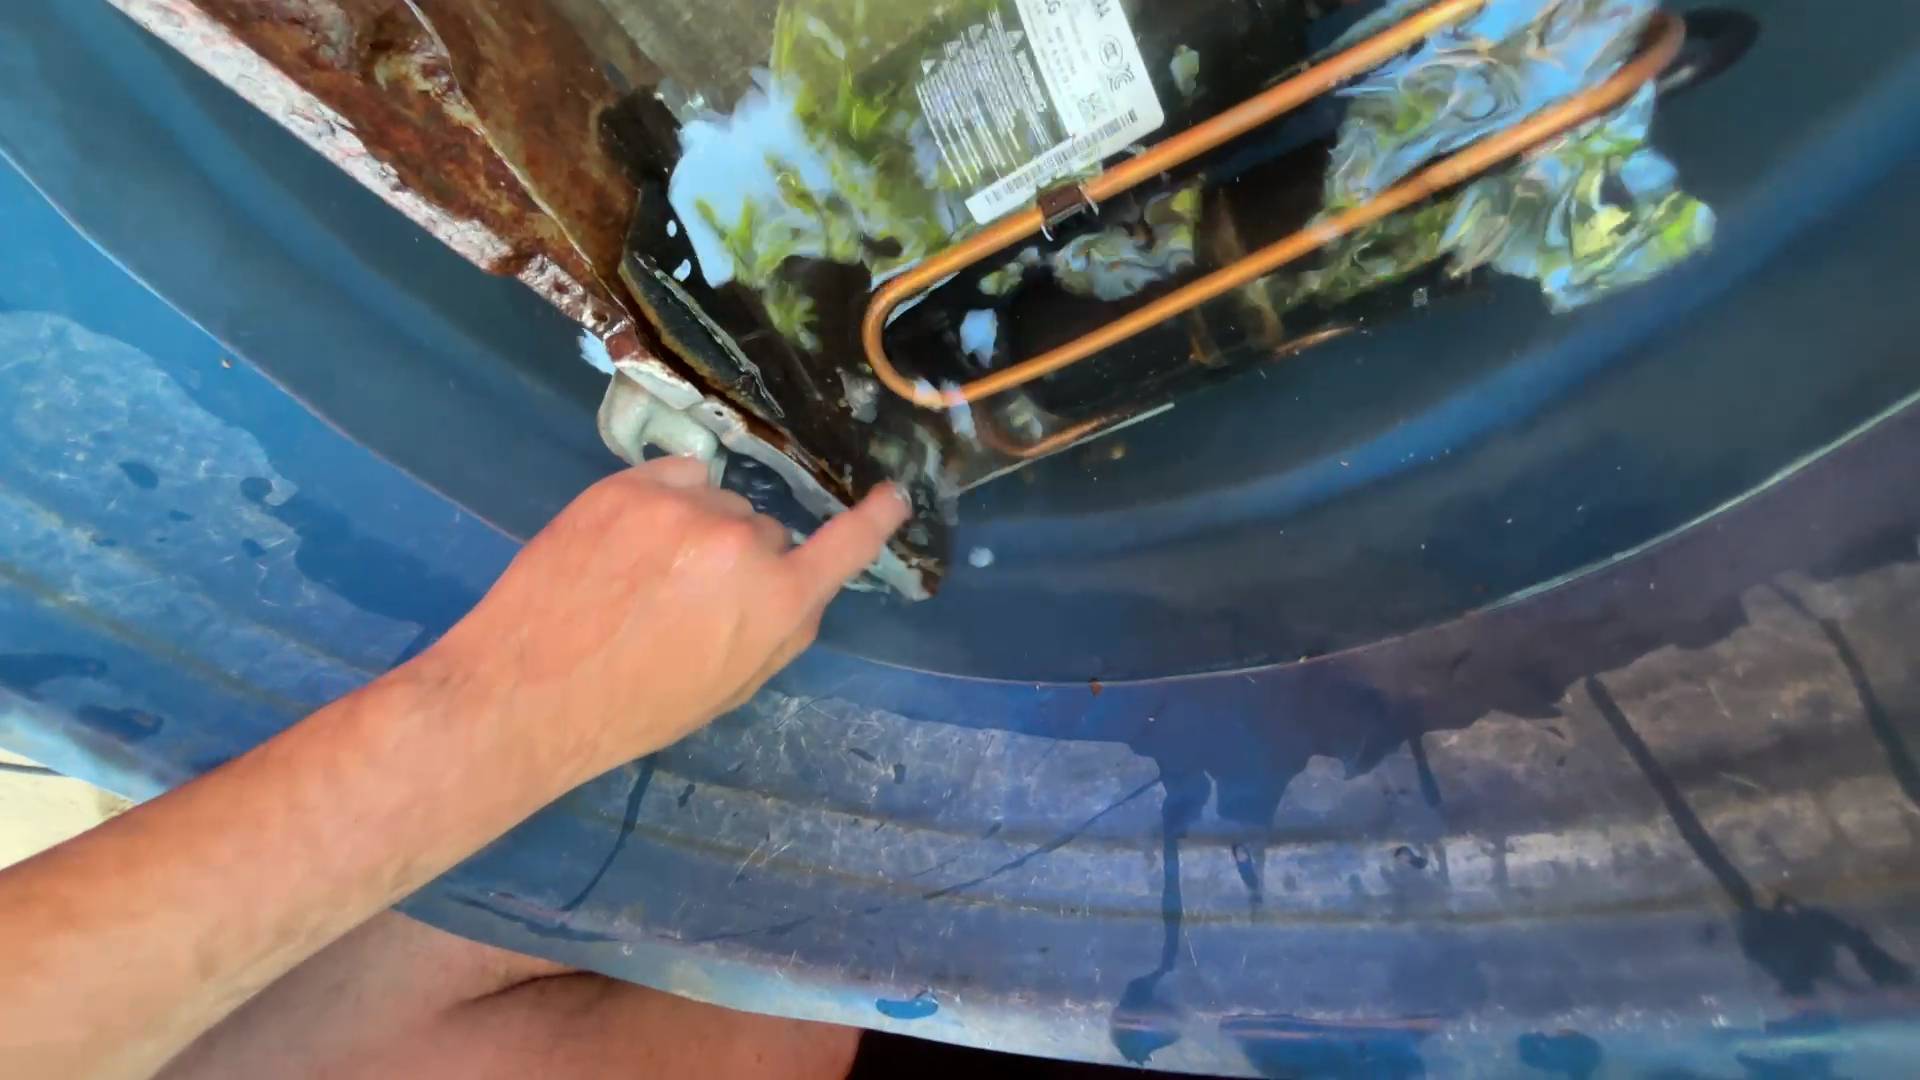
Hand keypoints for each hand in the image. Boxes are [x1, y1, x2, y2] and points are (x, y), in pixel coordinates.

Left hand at [408, 457, 909, 776]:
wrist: (526, 694)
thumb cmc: (640, 707)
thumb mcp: (736, 686)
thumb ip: (786, 629)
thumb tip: (804, 585)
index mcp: (777, 603)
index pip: (848, 547)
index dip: (876, 519)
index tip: (894, 495)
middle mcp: (743, 543)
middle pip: (768, 532)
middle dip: (746, 560)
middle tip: (693, 597)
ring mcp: (686, 506)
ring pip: (721, 503)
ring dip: (703, 529)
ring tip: (648, 572)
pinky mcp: (631, 484)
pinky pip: (680, 476)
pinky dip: (669, 501)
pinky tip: (631, 541)